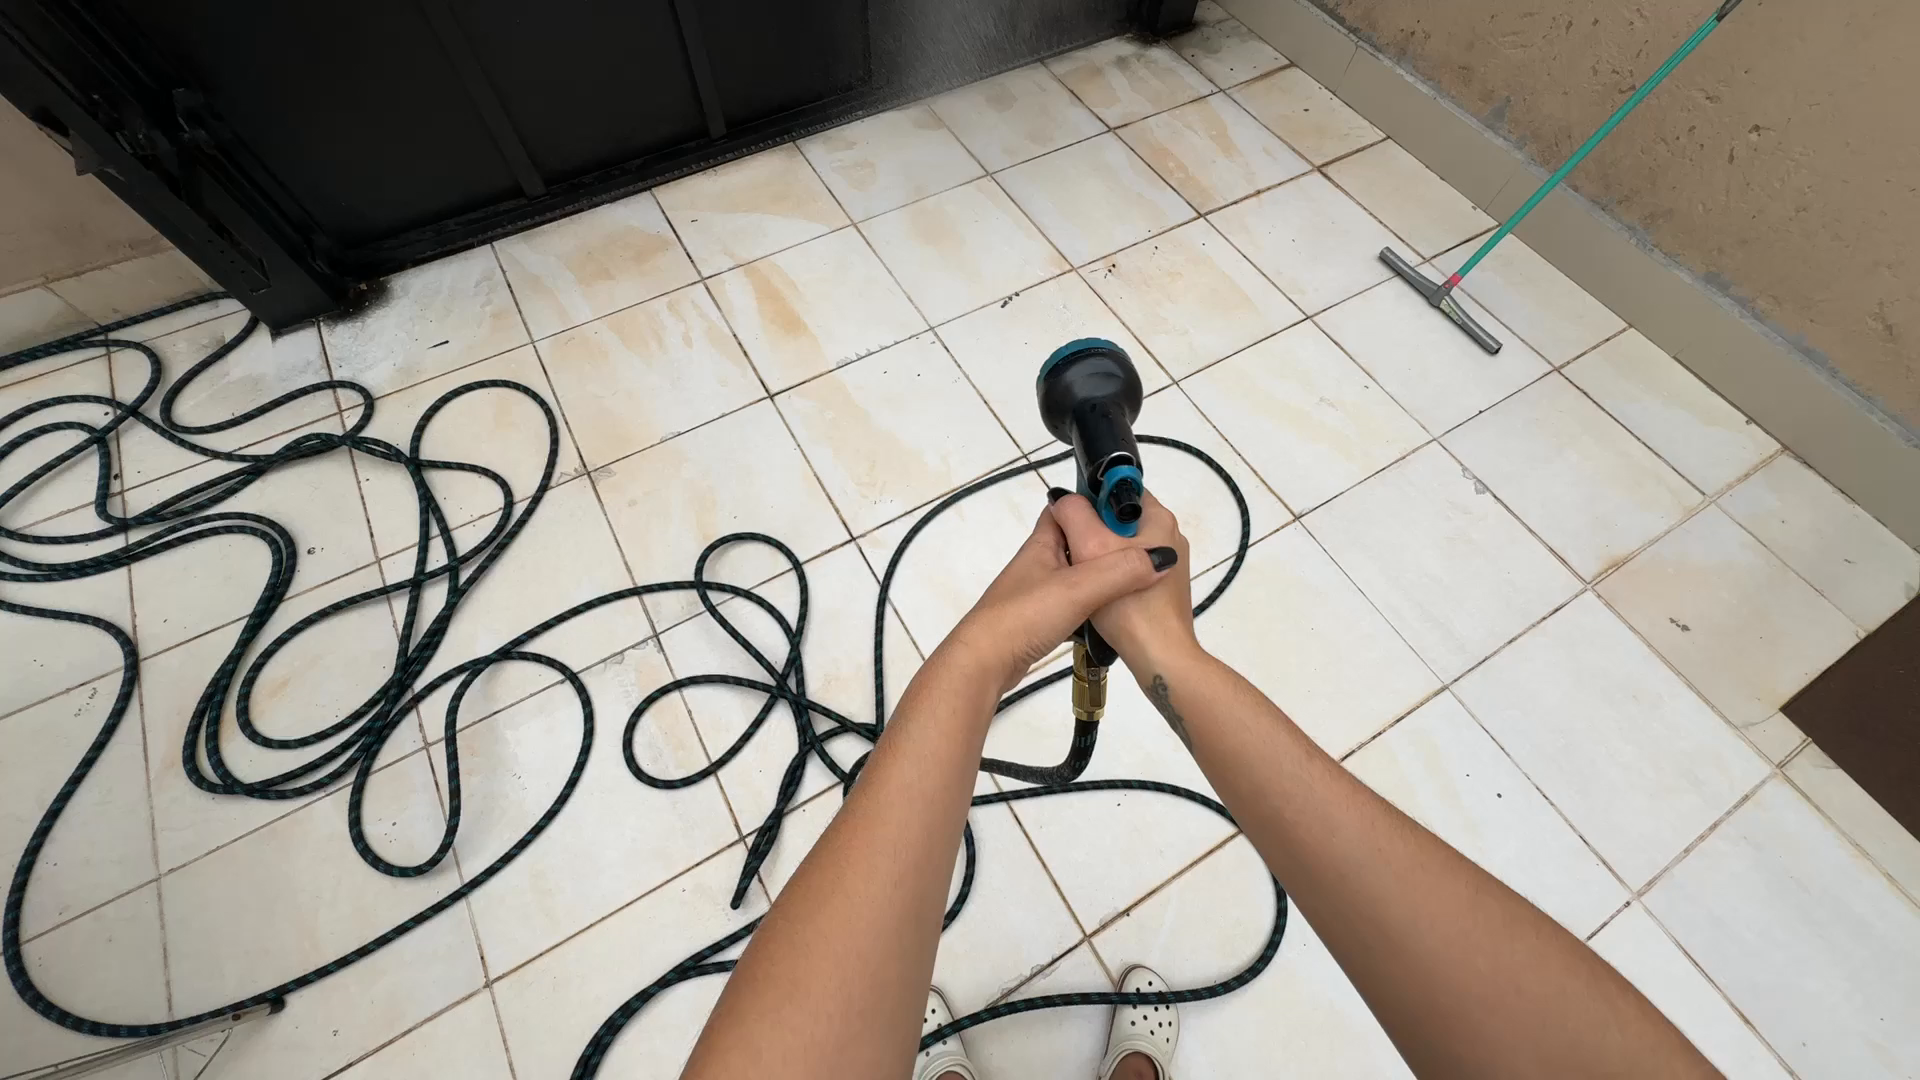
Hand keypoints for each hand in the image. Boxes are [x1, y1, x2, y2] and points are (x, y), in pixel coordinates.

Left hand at [943, 496, 1178, 693]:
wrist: (984, 663)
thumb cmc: (1026, 615)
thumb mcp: (1079, 588)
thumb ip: (1121, 571)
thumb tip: (1164, 557)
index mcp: (1042, 543)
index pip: (1068, 508)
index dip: (1095, 503)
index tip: (1130, 510)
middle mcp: (1039, 562)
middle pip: (1077, 543)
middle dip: (1105, 544)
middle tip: (1144, 550)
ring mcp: (1037, 593)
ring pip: (1076, 576)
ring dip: (1101, 578)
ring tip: (1137, 583)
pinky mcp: (1038, 620)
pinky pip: (1072, 604)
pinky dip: (1091, 607)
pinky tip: (1111, 616)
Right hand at [1047, 490, 1196, 670]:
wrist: (1159, 656)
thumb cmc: (1128, 601)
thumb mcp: (1091, 548)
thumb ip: (1073, 514)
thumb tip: (1062, 499)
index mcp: (1159, 519)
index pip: (1121, 489)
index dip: (1091, 499)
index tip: (1072, 521)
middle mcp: (1169, 536)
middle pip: (1118, 520)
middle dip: (1090, 531)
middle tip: (1071, 551)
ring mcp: (1168, 565)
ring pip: (1120, 547)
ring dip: (1097, 557)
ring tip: (1080, 575)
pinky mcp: (1162, 588)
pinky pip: (1127, 570)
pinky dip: (1109, 576)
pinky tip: (1097, 593)